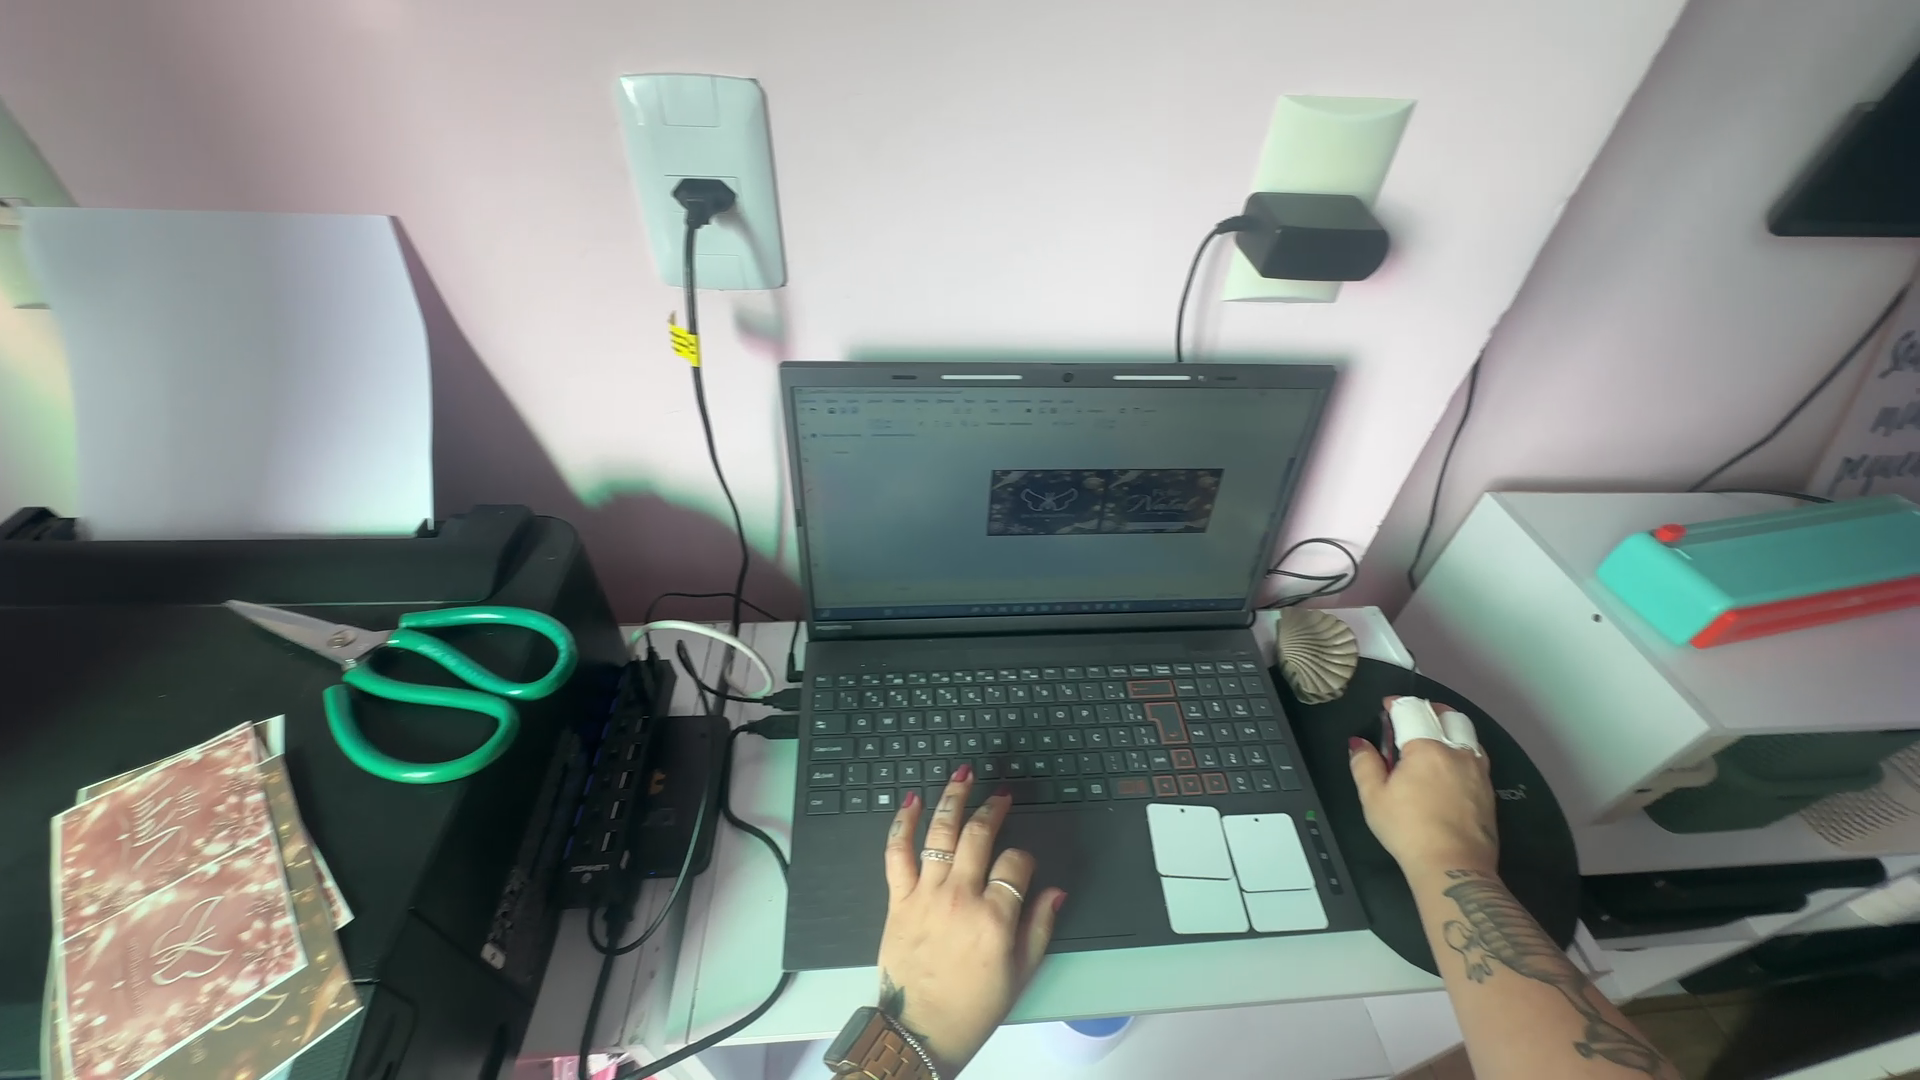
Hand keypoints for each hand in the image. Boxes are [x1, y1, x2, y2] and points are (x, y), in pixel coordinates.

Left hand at [876, 766, 1066, 1075]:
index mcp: (995, 918)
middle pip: (978, 836)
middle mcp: (960, 898)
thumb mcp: (1020, 973)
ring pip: (940, 833)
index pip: (1016, 864)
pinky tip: (913, 800)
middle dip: (993, 809)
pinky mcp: (899, 898)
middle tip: (1001, 795)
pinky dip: (904, 823)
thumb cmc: (972, 1005)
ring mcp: (926, 894)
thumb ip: (1040, 927)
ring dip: (953, 798)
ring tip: (964, 775)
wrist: (920, 1030)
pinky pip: (897, 852)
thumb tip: (1056, 891)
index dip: (1025, 857)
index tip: (1024, 861)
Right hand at [1348, 696, 1499, 878]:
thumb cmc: (1409, 830)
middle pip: (1447, 714)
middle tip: (1409, 717)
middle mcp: (1457, 753)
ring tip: (1430, 738)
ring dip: (1447, 727)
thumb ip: (1364, 763)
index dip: (1395, 704)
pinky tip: (1446, 765)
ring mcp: (1478, 771)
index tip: (1386, 707)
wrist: (1453, 867)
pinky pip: (1476, 755)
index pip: (1411, 710)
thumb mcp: (1372, 796)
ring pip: (1467, 733)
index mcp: (1427, 748)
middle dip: (1426, 709)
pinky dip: (1460, 748)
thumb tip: (1360, 744)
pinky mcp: (1489, 790)